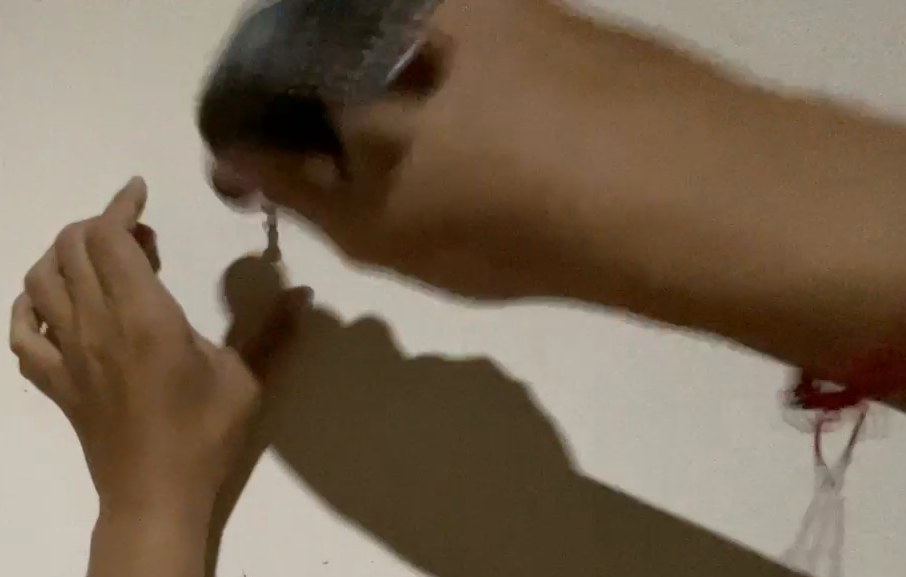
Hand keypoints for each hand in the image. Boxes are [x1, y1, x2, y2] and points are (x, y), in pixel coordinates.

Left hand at [10, 179, 308, 528]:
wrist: (154, 498)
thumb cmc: (202, 439)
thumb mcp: (245, 381)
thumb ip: (270, 331)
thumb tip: (304, 294)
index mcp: (143, 316)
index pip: (109, 235)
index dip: (120, 204)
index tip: (140, 195)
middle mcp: (95, 326)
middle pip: (70, 248)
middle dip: (97, 227)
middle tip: (136, 242)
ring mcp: (67, 356)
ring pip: (38, 283)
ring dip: (60, 259)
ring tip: (95, 266)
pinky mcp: (55, 384)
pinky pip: (20, 337)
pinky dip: (26, 311)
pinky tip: (51, 309)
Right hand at [211, 0, 731, 301]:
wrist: (670, 186)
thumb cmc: (490, 223)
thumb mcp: (366, 226)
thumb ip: (287, 182)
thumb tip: (235, 150)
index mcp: (349, 52)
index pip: (258, 81)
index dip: (250, 137)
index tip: (261, 182)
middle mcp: (403, 7)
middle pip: (317, 52)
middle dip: (307, 113)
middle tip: (335, 179)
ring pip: (381, 43)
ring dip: (368, 96)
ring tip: (405, 162)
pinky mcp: (535, 4)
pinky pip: (445, 37)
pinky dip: (429, 82)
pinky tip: (467, 134)